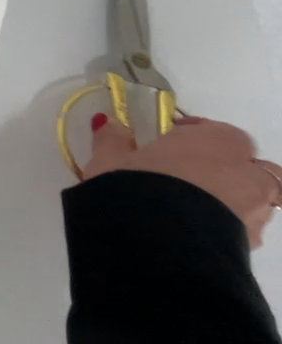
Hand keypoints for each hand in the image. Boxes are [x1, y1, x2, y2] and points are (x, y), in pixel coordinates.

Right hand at [85, 112, 281, 246]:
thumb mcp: (109, 157)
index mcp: (214, 146)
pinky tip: (195, 225)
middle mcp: (245, 176)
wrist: (159, 241)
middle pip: (258, 168)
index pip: (226, 133)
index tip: (173, 135)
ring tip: (191, 202)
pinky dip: (227, 221)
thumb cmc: (136, 184)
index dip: (203, 132)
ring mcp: (255, 212)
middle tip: (194, 169)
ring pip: (256, 199)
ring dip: (233, 197)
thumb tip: (111, 124)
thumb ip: (114, 139)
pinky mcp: (252, 243)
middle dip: (235, 167)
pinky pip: (244, 225)